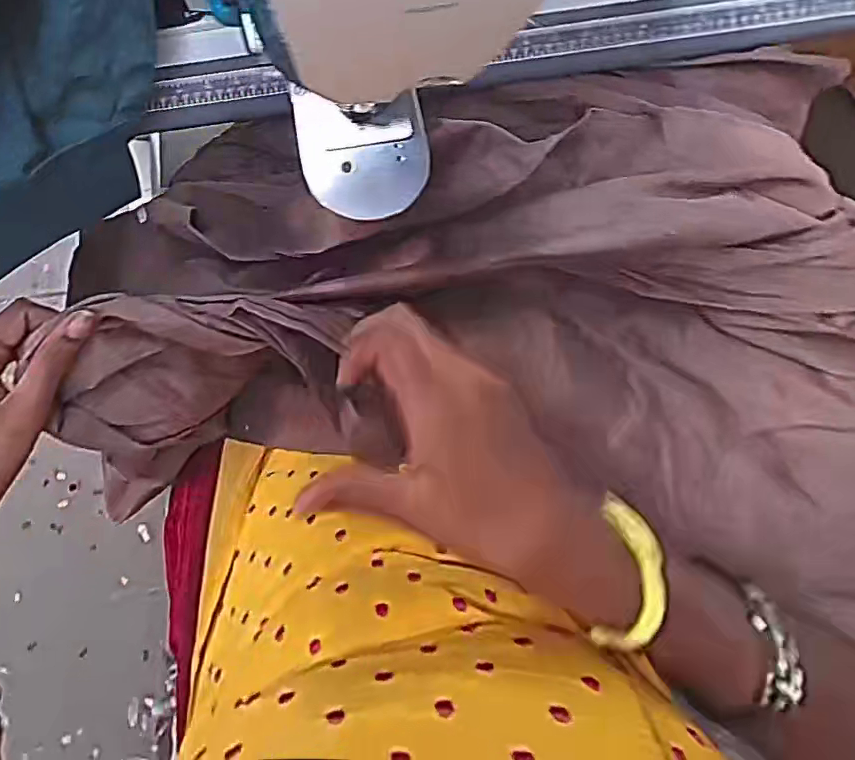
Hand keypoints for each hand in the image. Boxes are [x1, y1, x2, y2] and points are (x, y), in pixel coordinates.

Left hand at [0, 300, 94, 551]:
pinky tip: (19, 408)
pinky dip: (7, 379)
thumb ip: (55, 358)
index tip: (73, 348)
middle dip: (39, 345)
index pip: (18, 314)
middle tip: (61, 375)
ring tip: (40, 396)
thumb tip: (81, 320)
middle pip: (5, 331)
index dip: (53, 324)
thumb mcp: (27, 410)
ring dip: (24, 363)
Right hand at [296, 304, 642, 626]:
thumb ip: (353, 488)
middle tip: (356, 377)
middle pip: (406, 321)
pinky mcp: (500, 387)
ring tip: (383, 392)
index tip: (348, 389)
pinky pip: (450, 353)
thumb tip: (299, 502)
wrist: (556, 534)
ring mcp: (485, 376)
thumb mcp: (412, 504)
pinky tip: (418, 404)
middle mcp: (461, 372)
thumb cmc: (481, 520)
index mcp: (435, 395)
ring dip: (397, 347)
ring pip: (429, 334)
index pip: (386, 338)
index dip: (356, 350)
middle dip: (370, 336)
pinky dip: (422, 360)